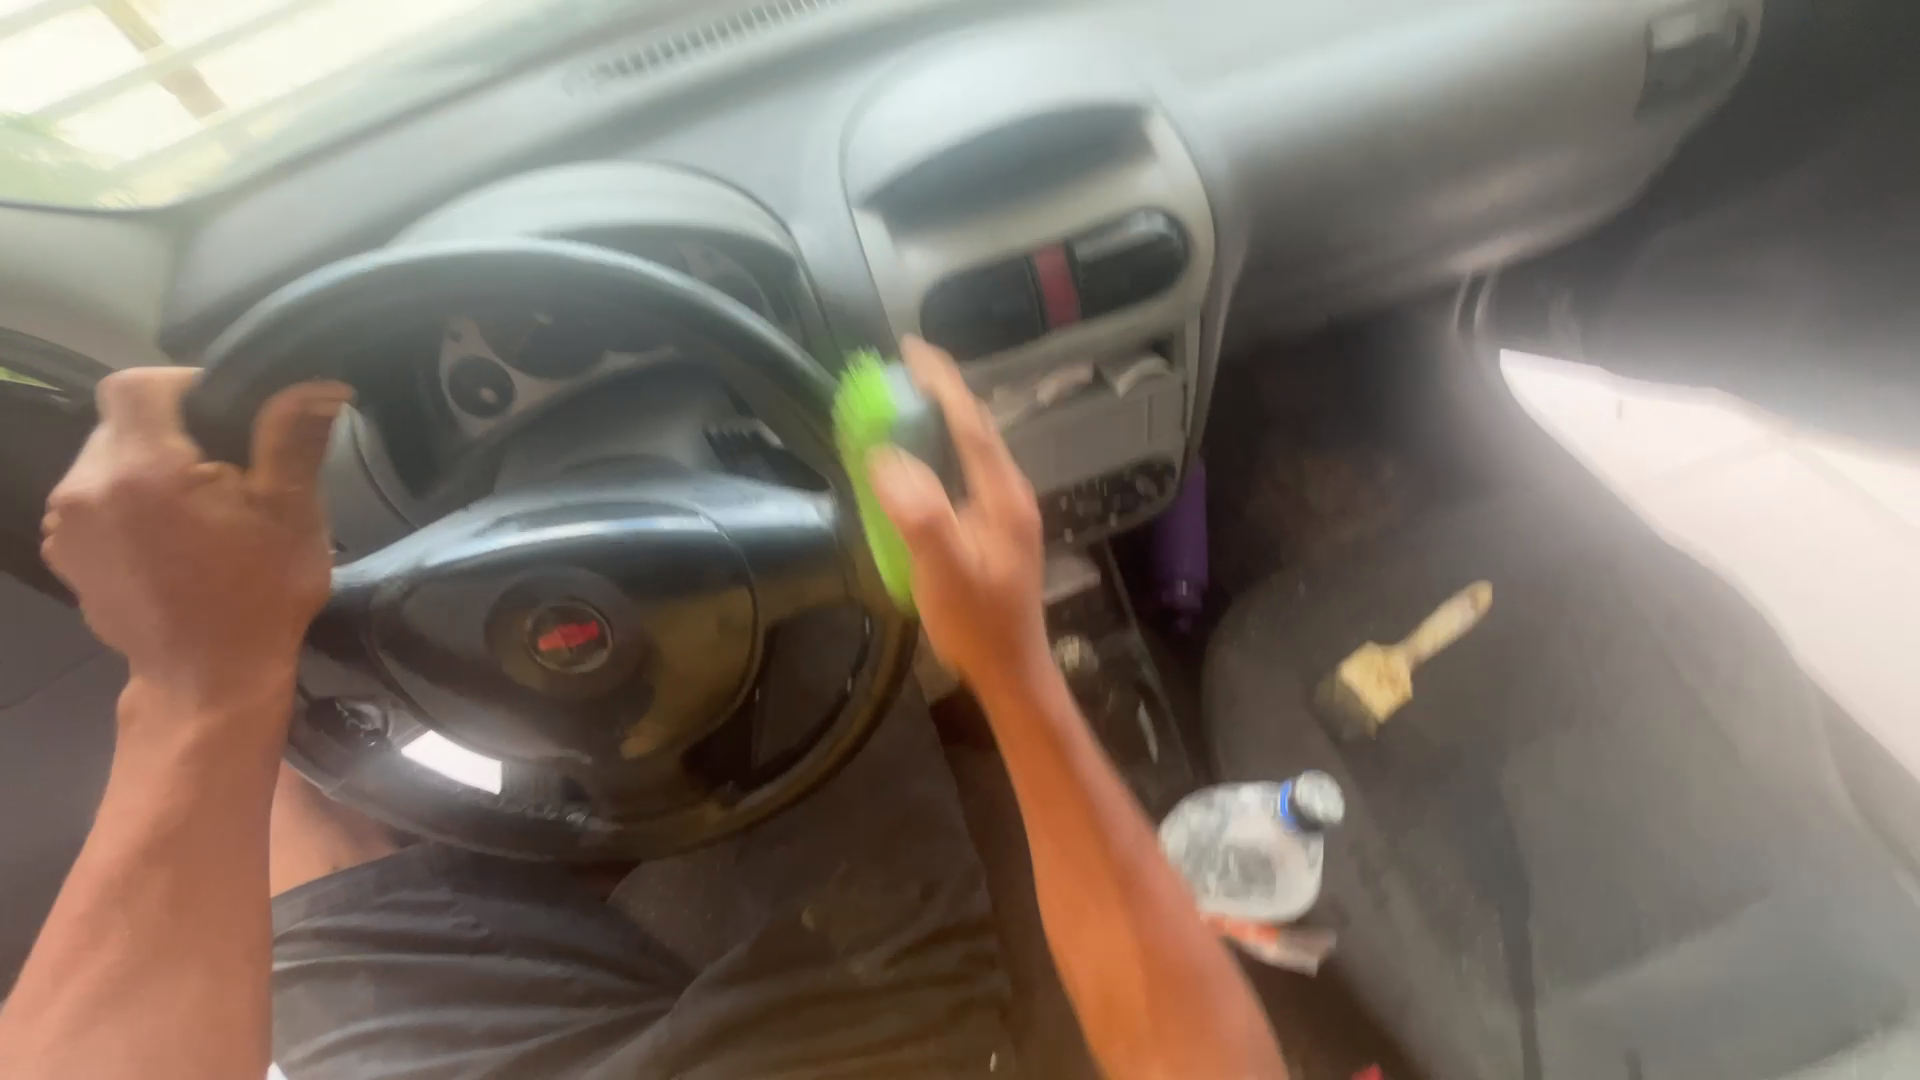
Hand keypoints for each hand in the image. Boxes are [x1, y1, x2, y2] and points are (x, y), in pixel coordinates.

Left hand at [41, 369, 350, 717]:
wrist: (209, 672)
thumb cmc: (262, 589)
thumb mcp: (294, 511)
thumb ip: (293, 440)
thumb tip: (317, 385)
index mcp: (142, 469)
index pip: (138, 385)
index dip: (187, 384)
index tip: (235, 412)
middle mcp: (84, 486)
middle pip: (125, 424)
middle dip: (180, 433)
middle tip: (240, 471)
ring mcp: (66, 522)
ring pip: (110, 462)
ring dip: (158, 469)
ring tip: (212, 509)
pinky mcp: (66, 551)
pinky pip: (98, 501)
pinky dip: (137, 502)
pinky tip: (181, 538)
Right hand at [868, 337, 1047, 690]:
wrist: (1010, 667)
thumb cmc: (978, 623)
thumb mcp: (946, 572)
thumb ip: (921, 515)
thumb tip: (887, 459)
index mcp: (1004, 496)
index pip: (972, 425)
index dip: (943, 384)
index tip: (912, 350)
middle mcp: (1010, 494)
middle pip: (977, 430)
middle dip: (942, 394)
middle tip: (902, 372)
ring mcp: (1005, 511)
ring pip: (974, 450)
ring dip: (942, 420)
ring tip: (906, 403)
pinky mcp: (995, 527)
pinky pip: (967, 472)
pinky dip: (942, 451)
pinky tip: (921, 459)